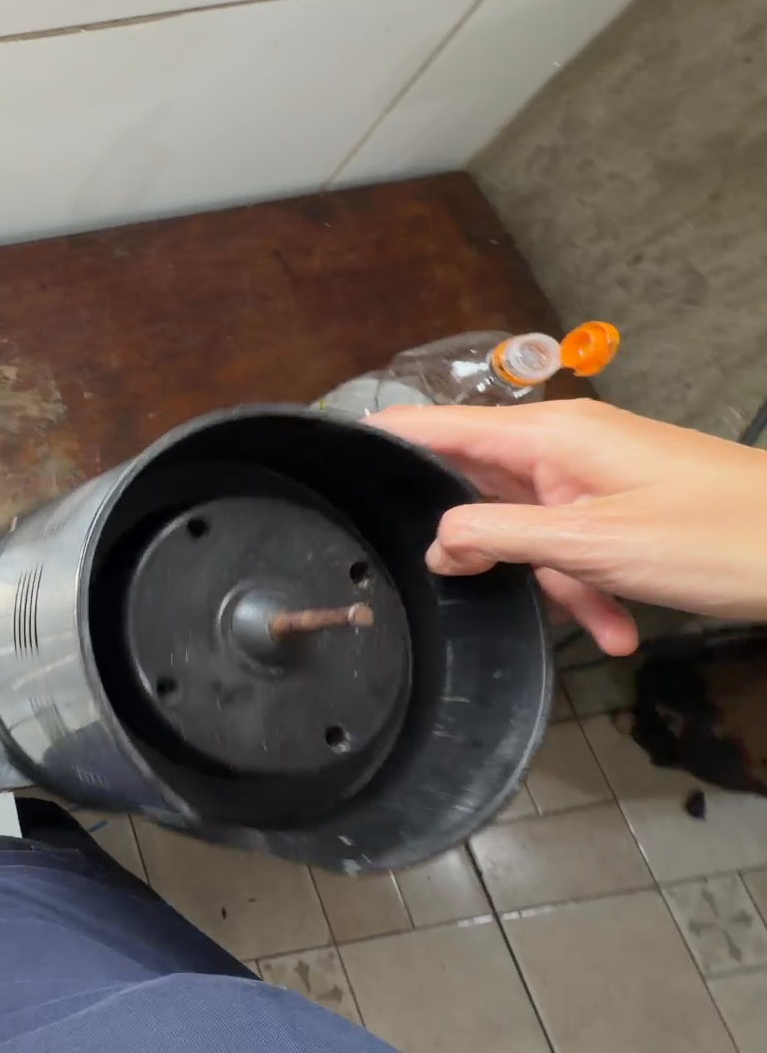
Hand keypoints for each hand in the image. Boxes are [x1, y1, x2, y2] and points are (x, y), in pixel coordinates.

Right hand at [367, 399, 766, 655]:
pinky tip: (612, 627)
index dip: (371, 442)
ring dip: (540, 573)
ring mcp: (588, 473)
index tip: (327, 472)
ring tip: (586, 617)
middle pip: (465, 481)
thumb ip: (491, 536)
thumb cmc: (726, 538)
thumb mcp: (590, 544)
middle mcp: (557, 445)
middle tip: (456, 578)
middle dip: (466, 536)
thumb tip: (436, 546)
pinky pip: (566, 538)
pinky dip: (580, 582)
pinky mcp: (615, 501)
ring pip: (517, 521)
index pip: (425, 425)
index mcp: (541, 436)